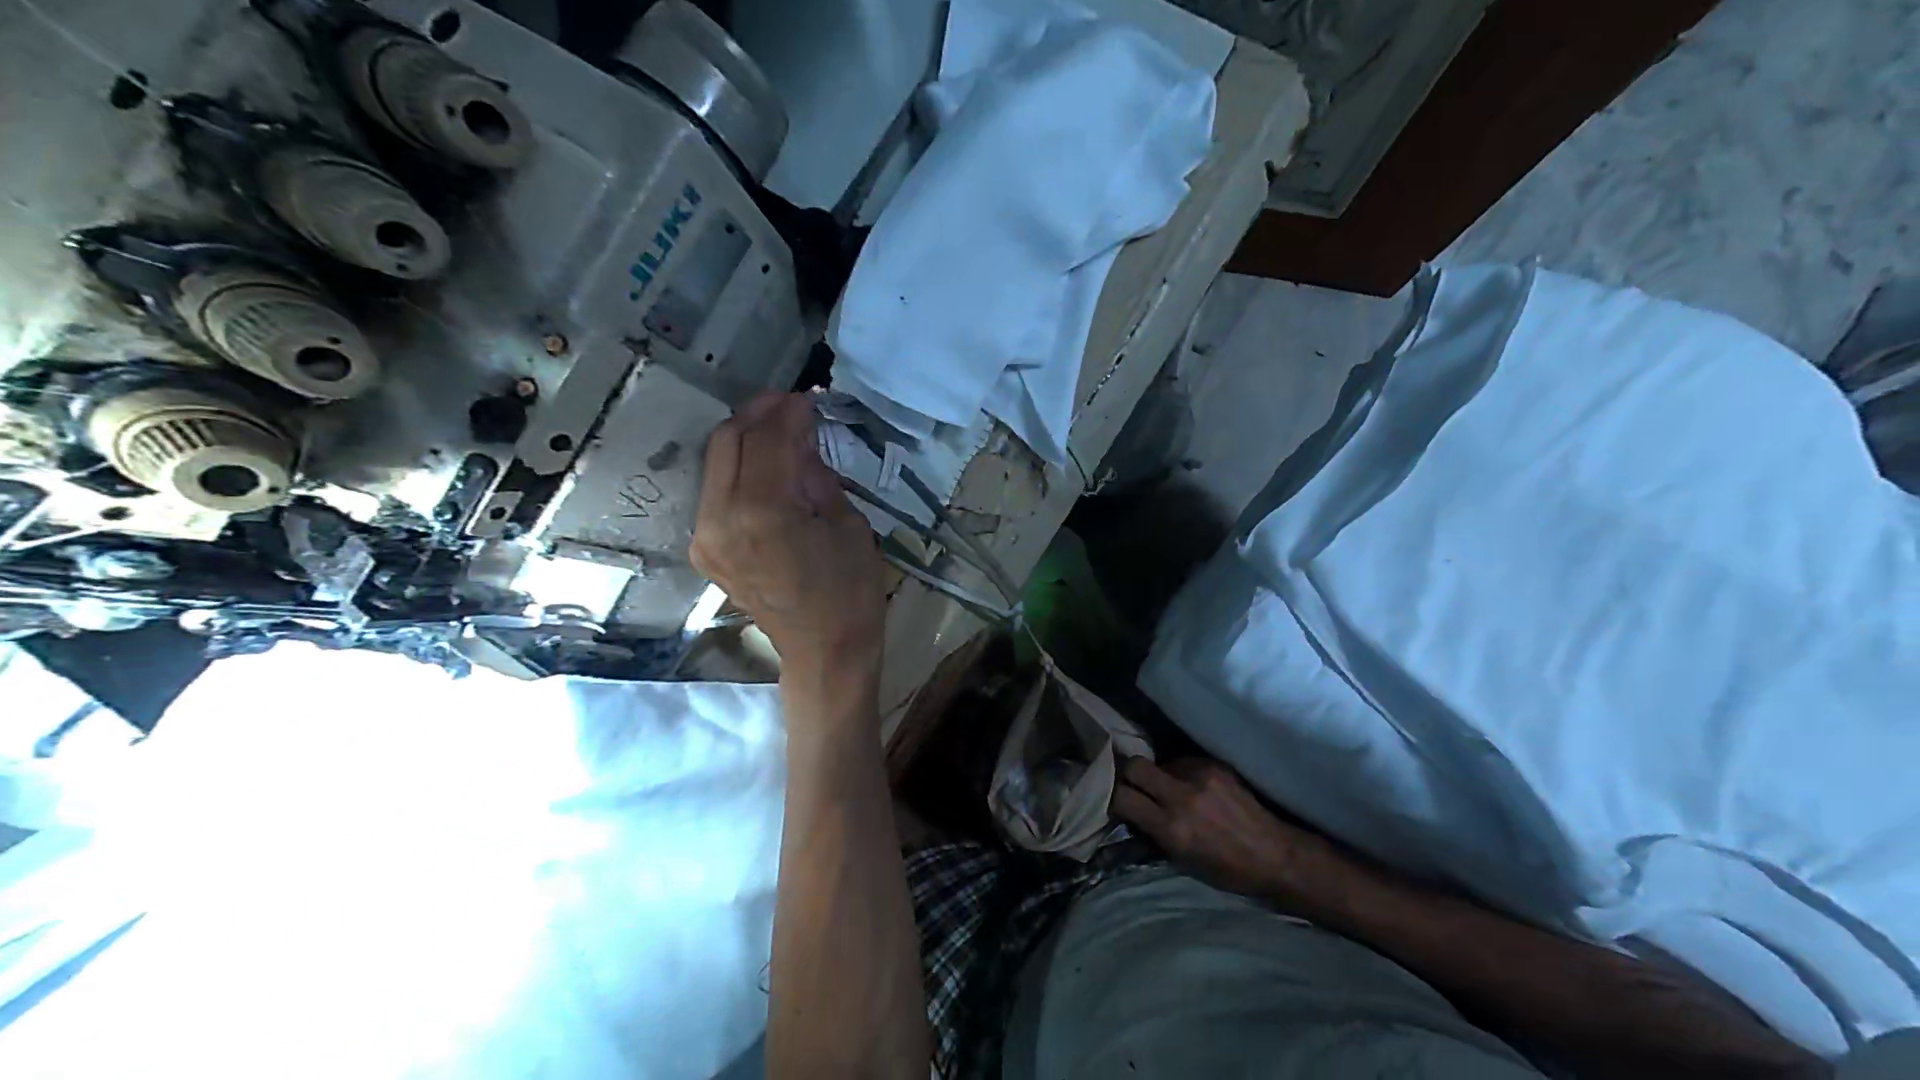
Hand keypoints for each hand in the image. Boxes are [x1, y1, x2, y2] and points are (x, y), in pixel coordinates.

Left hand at [691, 392, 885, 688]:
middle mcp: (720, 518)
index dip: (789, 411)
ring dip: (747, 437)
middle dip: (759, 413)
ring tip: (782, 431)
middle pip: (727, 440)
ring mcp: (705, 535)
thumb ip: (816, 474)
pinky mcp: (705, 547)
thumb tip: (801, 440)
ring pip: (716, 461)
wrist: (823, 650)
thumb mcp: (848, 524)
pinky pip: (716, 490)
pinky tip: (768, 467)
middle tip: (791, 406)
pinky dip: (740, 468)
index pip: (767, 438)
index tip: (811, 398)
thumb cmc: (850, 592)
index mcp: (762, 512)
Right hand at [1112, 757, 1333, 903]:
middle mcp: (1182, 798)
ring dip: (1158, 774)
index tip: (1116, 802)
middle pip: (1134, 766)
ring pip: (1160, 761)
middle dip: (1129, 774)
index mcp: (1172, 828)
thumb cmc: (1226, 869)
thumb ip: (1153, 831)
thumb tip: (1130, 812)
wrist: (1275, 855)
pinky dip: (1181, 772)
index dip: (1113, 797)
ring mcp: (1200, 777)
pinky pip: (1184, 761)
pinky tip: (1194, 787)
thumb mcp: (1181, 859)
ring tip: (1169, 789)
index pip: (1122, 797)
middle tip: (1134, 786)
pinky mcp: (1215, 765)